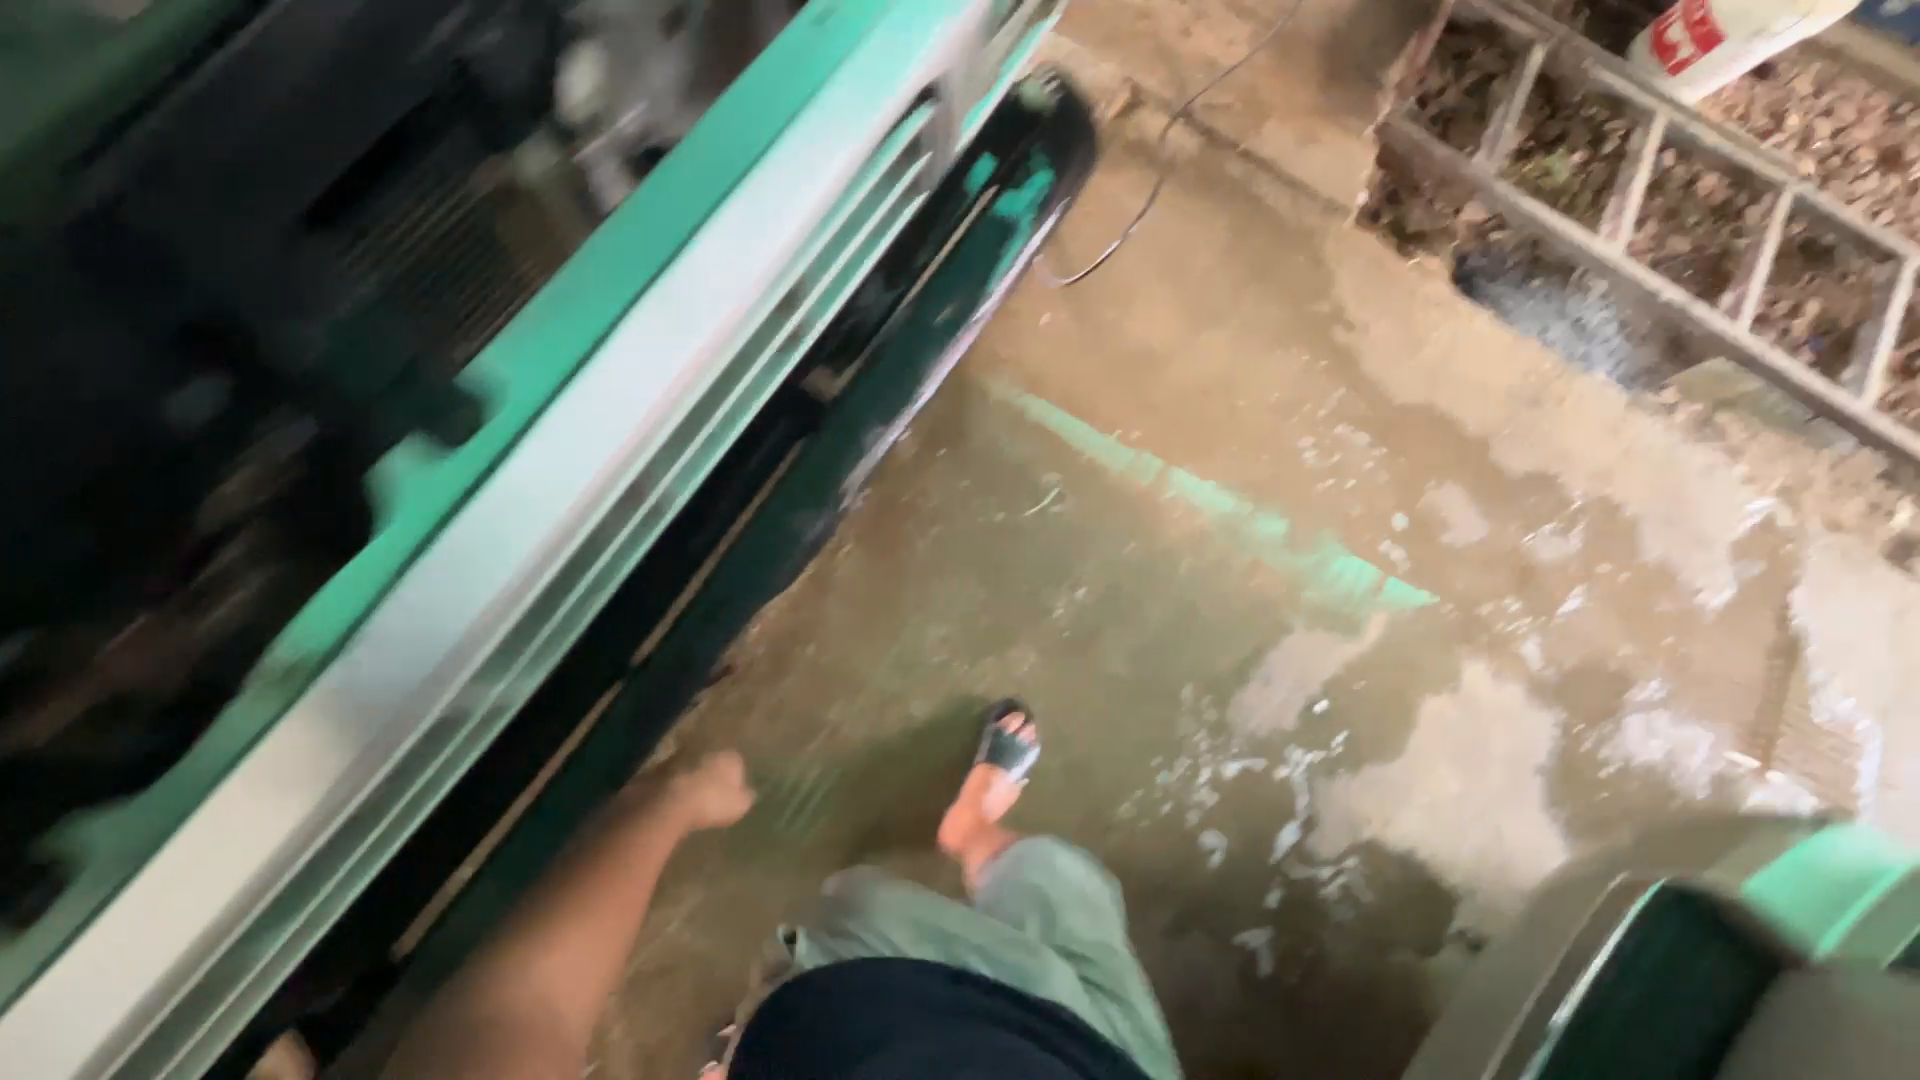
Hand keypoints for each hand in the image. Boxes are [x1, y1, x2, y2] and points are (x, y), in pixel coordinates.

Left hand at [660, 750, 755, 831]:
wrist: (667, 803)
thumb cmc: (711, 802)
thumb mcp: (739, 805)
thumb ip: (745, 796)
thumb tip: (747, 792)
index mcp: (728, 755)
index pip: (736, 762)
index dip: (734, 777)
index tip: (730, 792)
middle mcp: (703, 749)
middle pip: (709, 761)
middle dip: (709, 773)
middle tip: (708, 793)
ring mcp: (676, 757)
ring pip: (686, 766)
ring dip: (687, 777)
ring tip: (687, 799)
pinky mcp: (653, 769)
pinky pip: (666, 778)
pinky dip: (668, 787)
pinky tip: (668, 803)